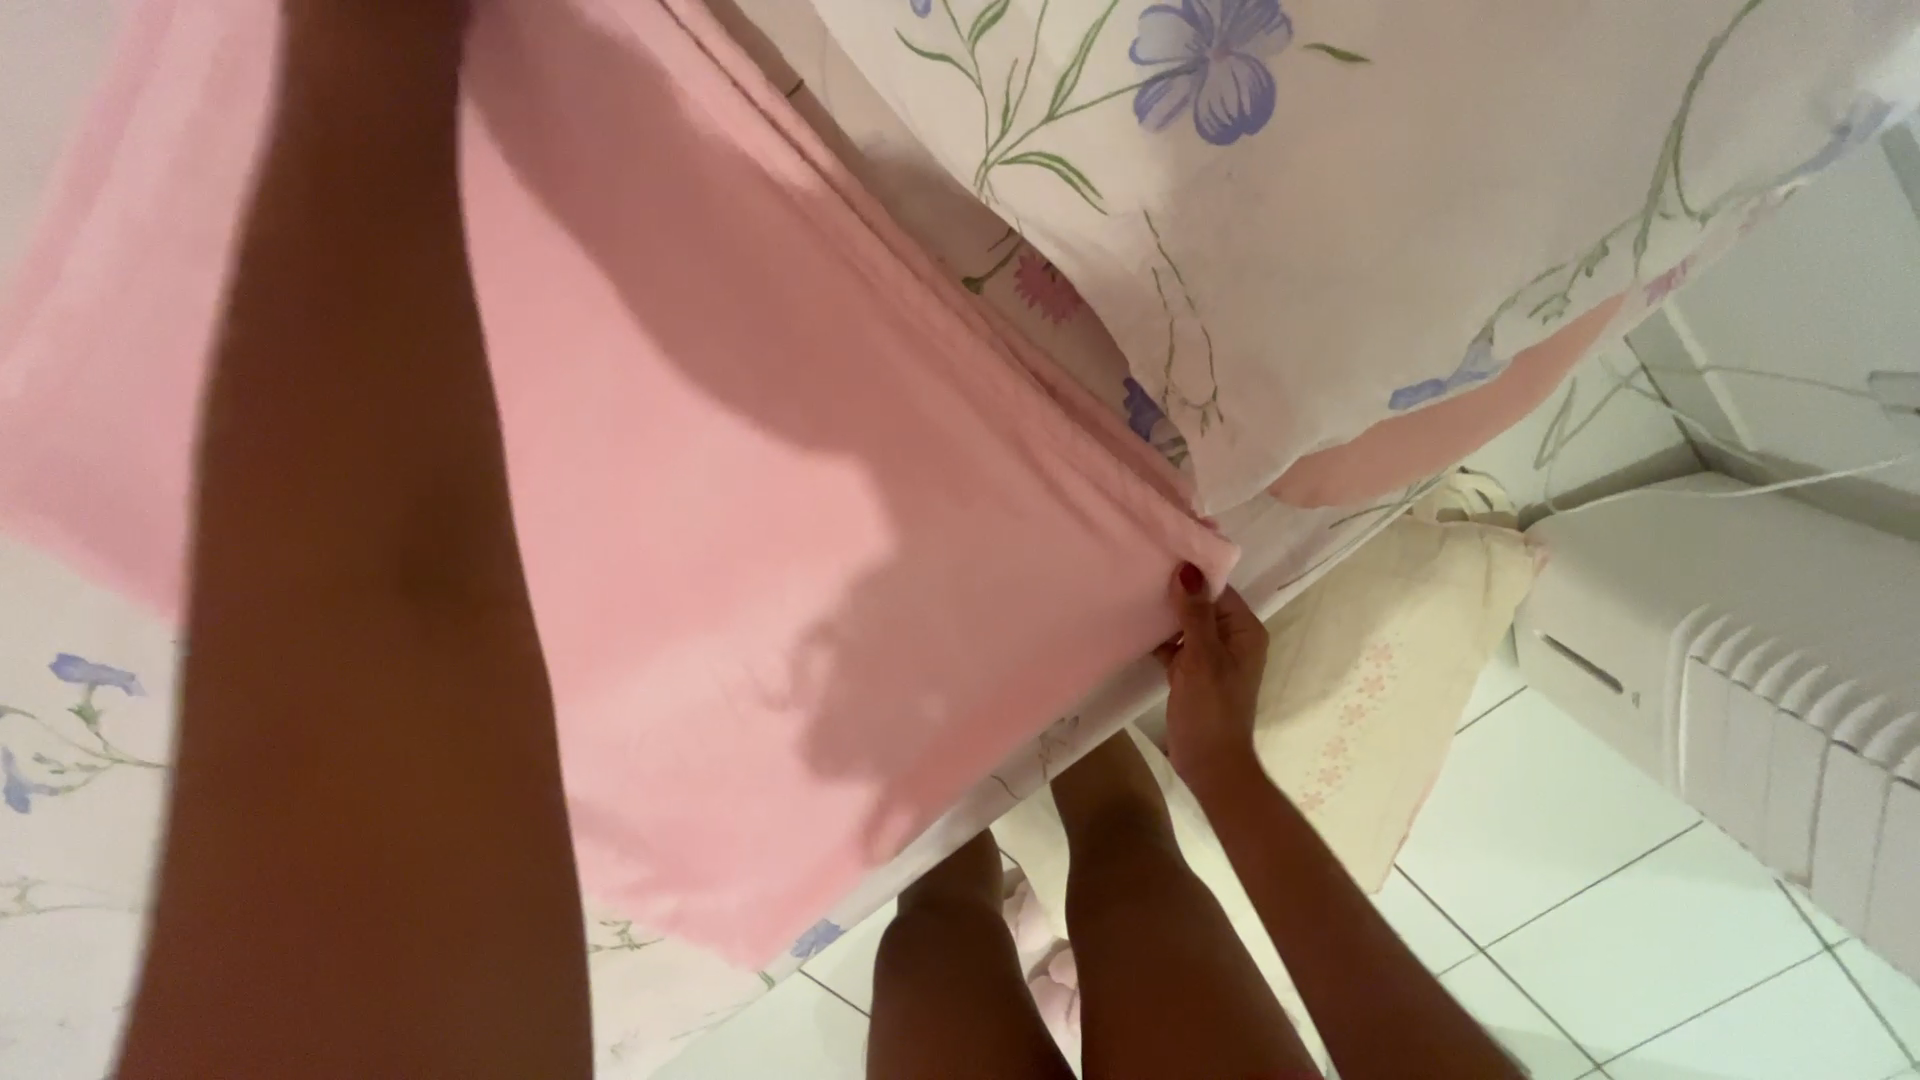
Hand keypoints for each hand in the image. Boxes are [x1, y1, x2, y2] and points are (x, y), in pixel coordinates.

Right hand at [1154, 564, 1267, 787]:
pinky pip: (1175, 645)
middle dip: (1174, 592)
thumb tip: (1187, 570)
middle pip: (1201, 604)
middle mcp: (1231, 638)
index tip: (1160, 555)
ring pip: (1185, 624)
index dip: (1192, 574)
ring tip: (1132, 594)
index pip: (1218, 589)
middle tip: (1139, 572)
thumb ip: (1195, 613)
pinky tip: (1133, 627)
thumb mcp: (1202, 657)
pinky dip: (1158, 639)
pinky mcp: (1192, 672)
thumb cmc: (1211, 709)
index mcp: (1244, 630)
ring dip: (1164, 616)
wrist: (1210, 764)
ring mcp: (1211, 656)